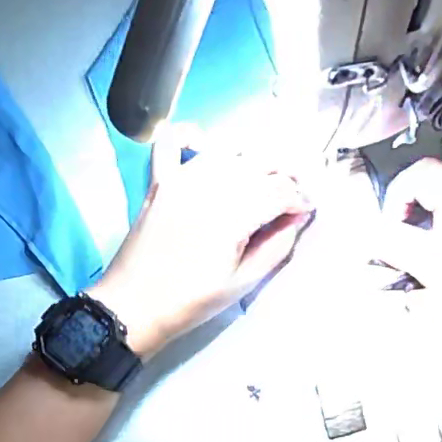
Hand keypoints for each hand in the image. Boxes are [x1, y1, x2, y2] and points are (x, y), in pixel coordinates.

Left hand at [86, 128, 312, 358]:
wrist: (134, 305)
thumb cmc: (192, 301)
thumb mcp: (243, 282)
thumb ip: (276, 246)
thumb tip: (297, 217)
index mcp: (232, 215)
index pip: (279, 190)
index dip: (300, 198)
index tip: (308, 210)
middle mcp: (209, 186)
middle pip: (259, 161)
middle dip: (285, 173)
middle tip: (293, 194)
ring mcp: (181, 178)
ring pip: (228, 149)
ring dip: (252, 158)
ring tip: (262, 178)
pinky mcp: (160, 180)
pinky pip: (173, 141)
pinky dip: (192, 136)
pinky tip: (207, 146)